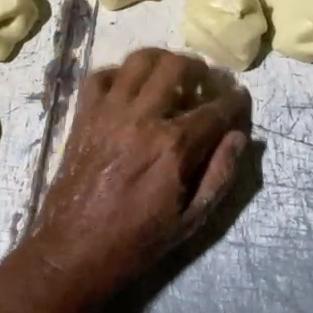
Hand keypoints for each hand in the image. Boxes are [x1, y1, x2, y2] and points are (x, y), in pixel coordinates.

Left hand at [29, 48, 251, 291]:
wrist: (73, 251)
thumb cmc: (136, 242)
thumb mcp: (191, 221)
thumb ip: (220, 175)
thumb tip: (240, 137)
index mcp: (173, 147)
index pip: (215, 109)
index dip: (234, 101)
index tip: (240, 98)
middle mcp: (142, 118)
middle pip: (177, 67)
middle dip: (199, 68)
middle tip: (204, 80)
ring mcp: (109, 112)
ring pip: (140, 60)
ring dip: (161, 60)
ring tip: (170, 73)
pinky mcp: (83, 114)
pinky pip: (102, 75)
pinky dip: (119, 74)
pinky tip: (128, 88)